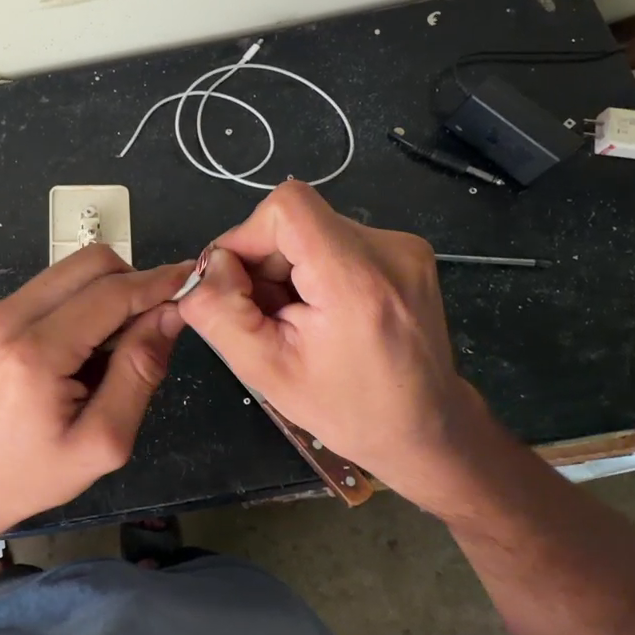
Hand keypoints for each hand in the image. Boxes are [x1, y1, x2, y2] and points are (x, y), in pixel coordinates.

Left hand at [0, 246, 192, 542]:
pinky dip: (82, 303)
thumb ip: (139, 373)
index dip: (157, 282)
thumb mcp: (103, 441)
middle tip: (153, 326)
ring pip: (70, 270)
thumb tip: (169, 315)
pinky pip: (51, 288)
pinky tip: (88, 348)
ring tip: (116, 348)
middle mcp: (8, 318)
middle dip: (133, 283)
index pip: (110, 293)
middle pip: (89, 263)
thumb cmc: (33, 474)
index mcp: (35, 352)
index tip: (193, 280)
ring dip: (107, 293)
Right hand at [176, 182, 500, 512]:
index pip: (288, 207)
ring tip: (297, 318)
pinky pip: (334, 238)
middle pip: (294, 220)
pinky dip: (312, 269)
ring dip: (286, 267)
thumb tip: (210, 265)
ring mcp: (403, 247)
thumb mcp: (262, 369)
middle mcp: (388, 250)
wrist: (424, 427)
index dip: (246, 235)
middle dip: (263, 261)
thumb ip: (219, 311)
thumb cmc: (344, 408)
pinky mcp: (406, 250)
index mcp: (356, 280)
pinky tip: (321, 311)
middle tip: (266, 315)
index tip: (236, 281)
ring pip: (311, 228)